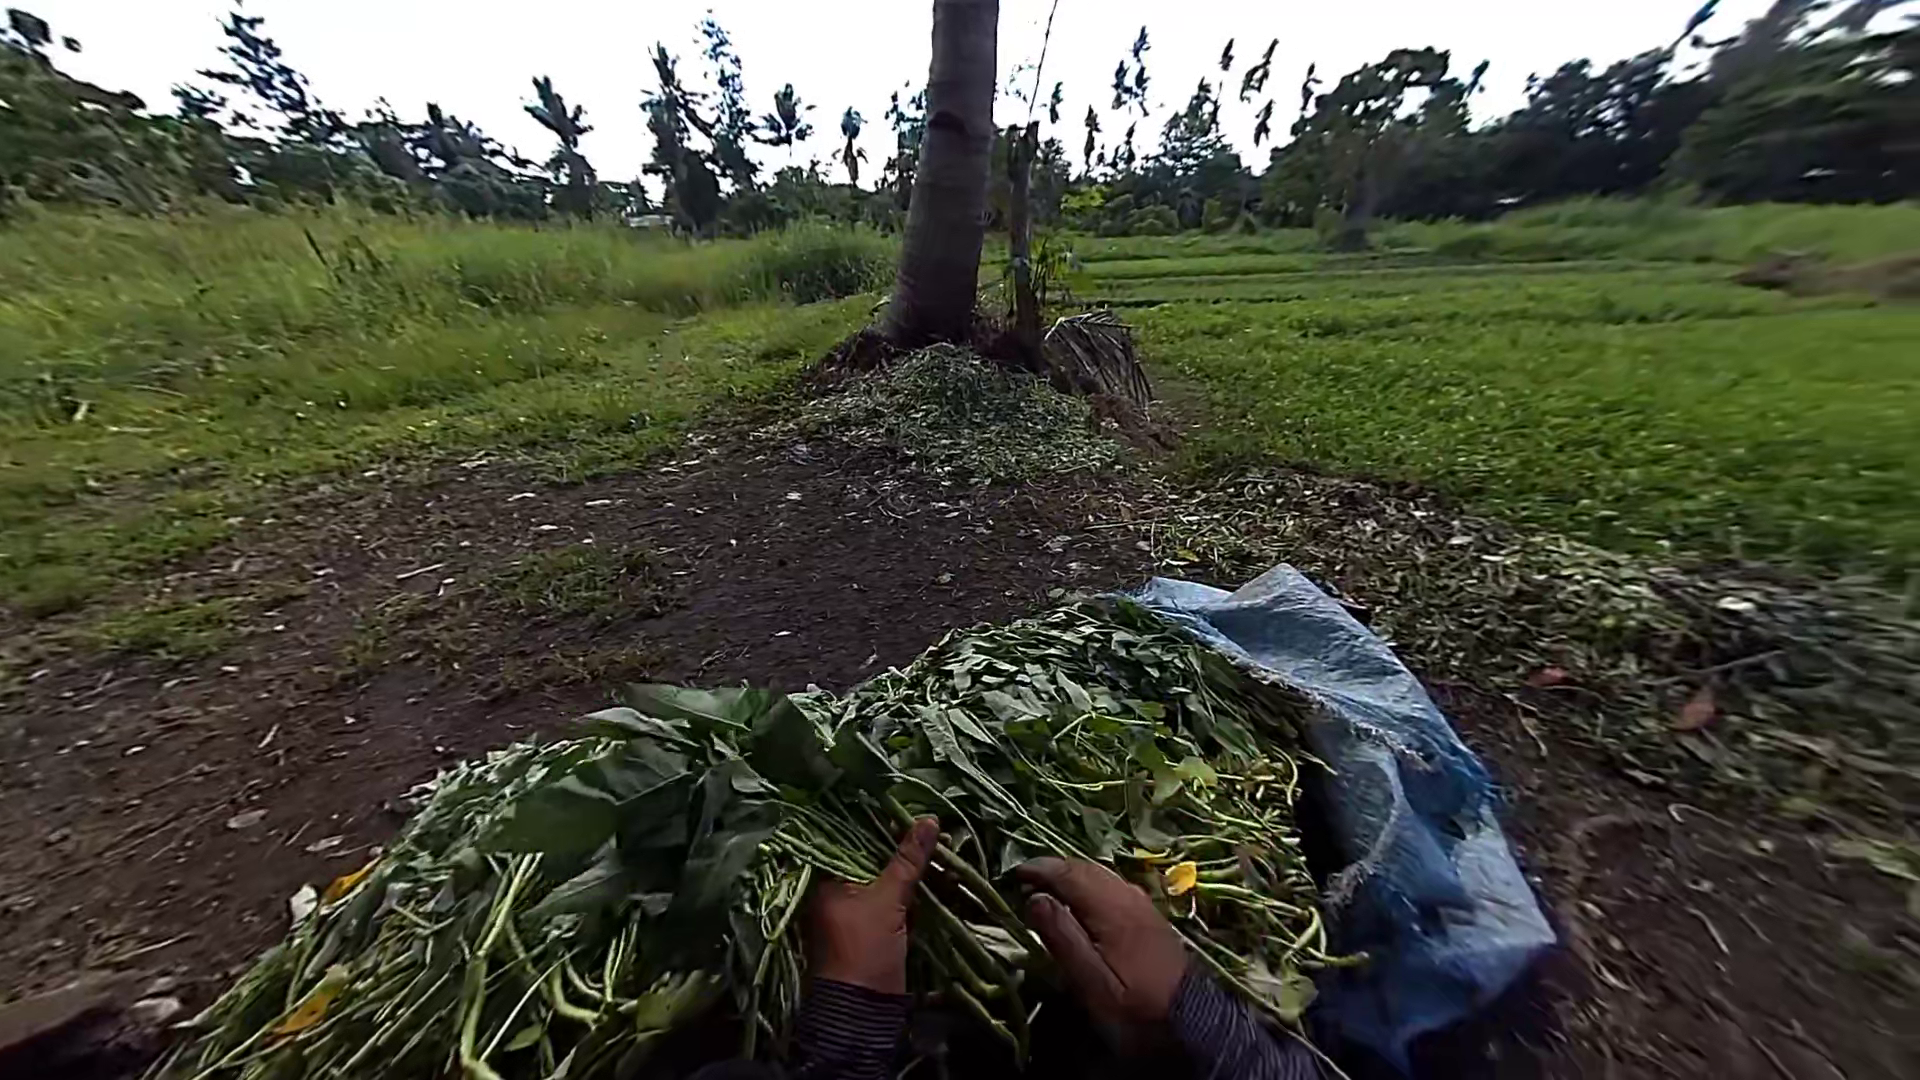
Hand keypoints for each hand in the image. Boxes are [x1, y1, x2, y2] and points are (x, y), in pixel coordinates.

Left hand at [807, 816, 939, 993]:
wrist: (863, 1016)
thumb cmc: (864, 950)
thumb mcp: (887, 900)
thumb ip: (907, 859)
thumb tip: (929, 819)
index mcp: (829, 879)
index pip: (854, 837)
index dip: (882, 823)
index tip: (910, 810)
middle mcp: (839, 889)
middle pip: (874, 855)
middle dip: (904, 844)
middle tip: (932, 828)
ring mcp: (858, 909)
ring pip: (889, 876)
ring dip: (914, 865)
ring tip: (942, 846)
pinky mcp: (876, 926)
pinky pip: (896, 896)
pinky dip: (915, 887)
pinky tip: (940, 874)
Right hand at [1017, 857, 1190, 1029]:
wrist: (1196, 1027)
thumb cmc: (1137, 1010)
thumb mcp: (1093, 984)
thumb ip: (1063, 937)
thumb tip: (1035, 898)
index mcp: (1109, 906)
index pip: (1066, 872)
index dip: (1038, 868)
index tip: (1014, 873)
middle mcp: (1125, 893)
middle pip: (1082, 866)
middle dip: (1052, 868)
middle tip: (1026, 880)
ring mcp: (1140, 901)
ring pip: (1098, 872)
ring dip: (1070, 873)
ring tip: (1048, 887)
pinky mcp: (1148, 913)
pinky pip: (1110, 882)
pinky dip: (1088, 881)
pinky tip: (1082, 898)